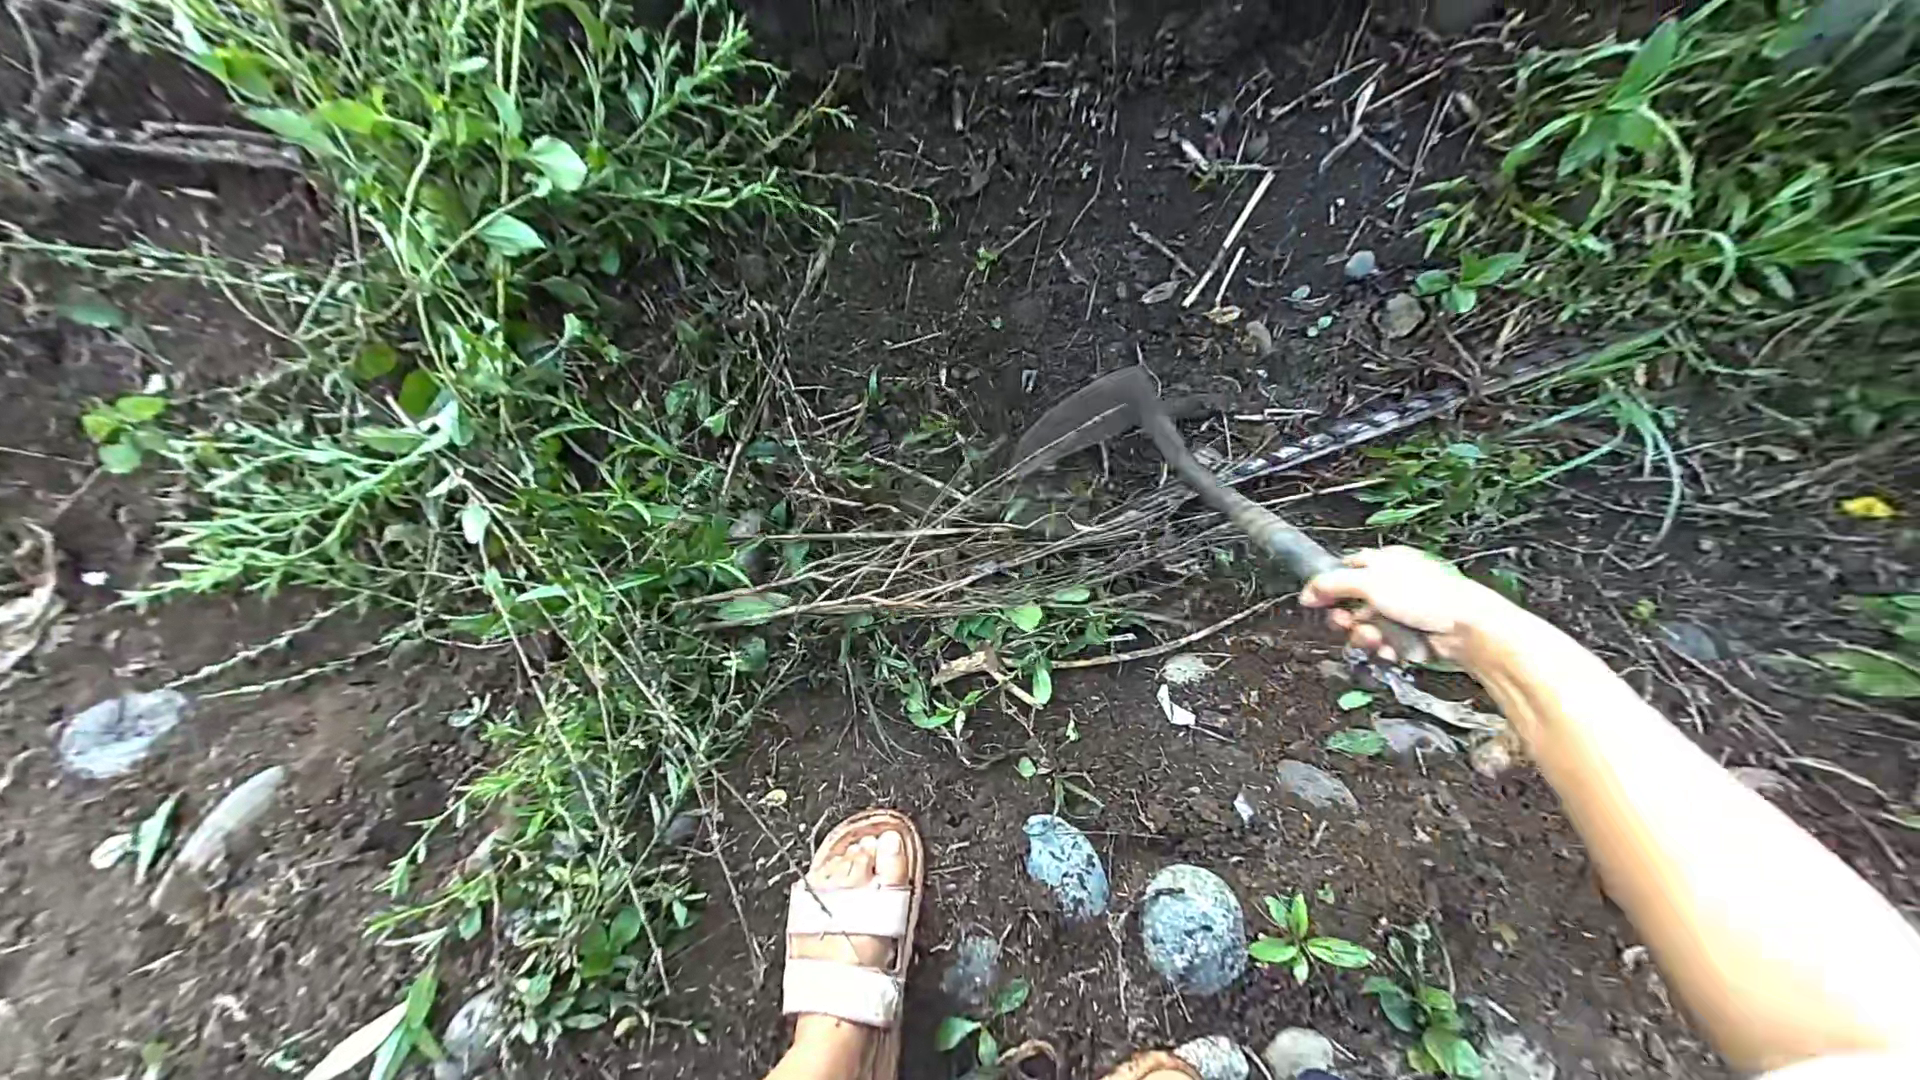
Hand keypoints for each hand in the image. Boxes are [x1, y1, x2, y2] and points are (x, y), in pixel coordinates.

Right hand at [1299, 546, 1520, 664]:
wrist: (1469, 630)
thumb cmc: (1426, 597)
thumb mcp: (1369, 582)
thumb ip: (1330, 584)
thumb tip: (1306, 594)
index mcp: (1381, 562)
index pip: (1341, 571)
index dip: (1326, 587)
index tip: (1317, 601)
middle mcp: (1388, 586)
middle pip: (1347, 604)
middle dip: (1346, 619)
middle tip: (1349, 623)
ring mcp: (1398, 612)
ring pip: (1362, 627)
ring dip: (1365, 637)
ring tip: (1378, 639)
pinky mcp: (1407, 635)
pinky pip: (1381, 644)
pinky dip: (1383, 649)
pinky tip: (1392, 649)